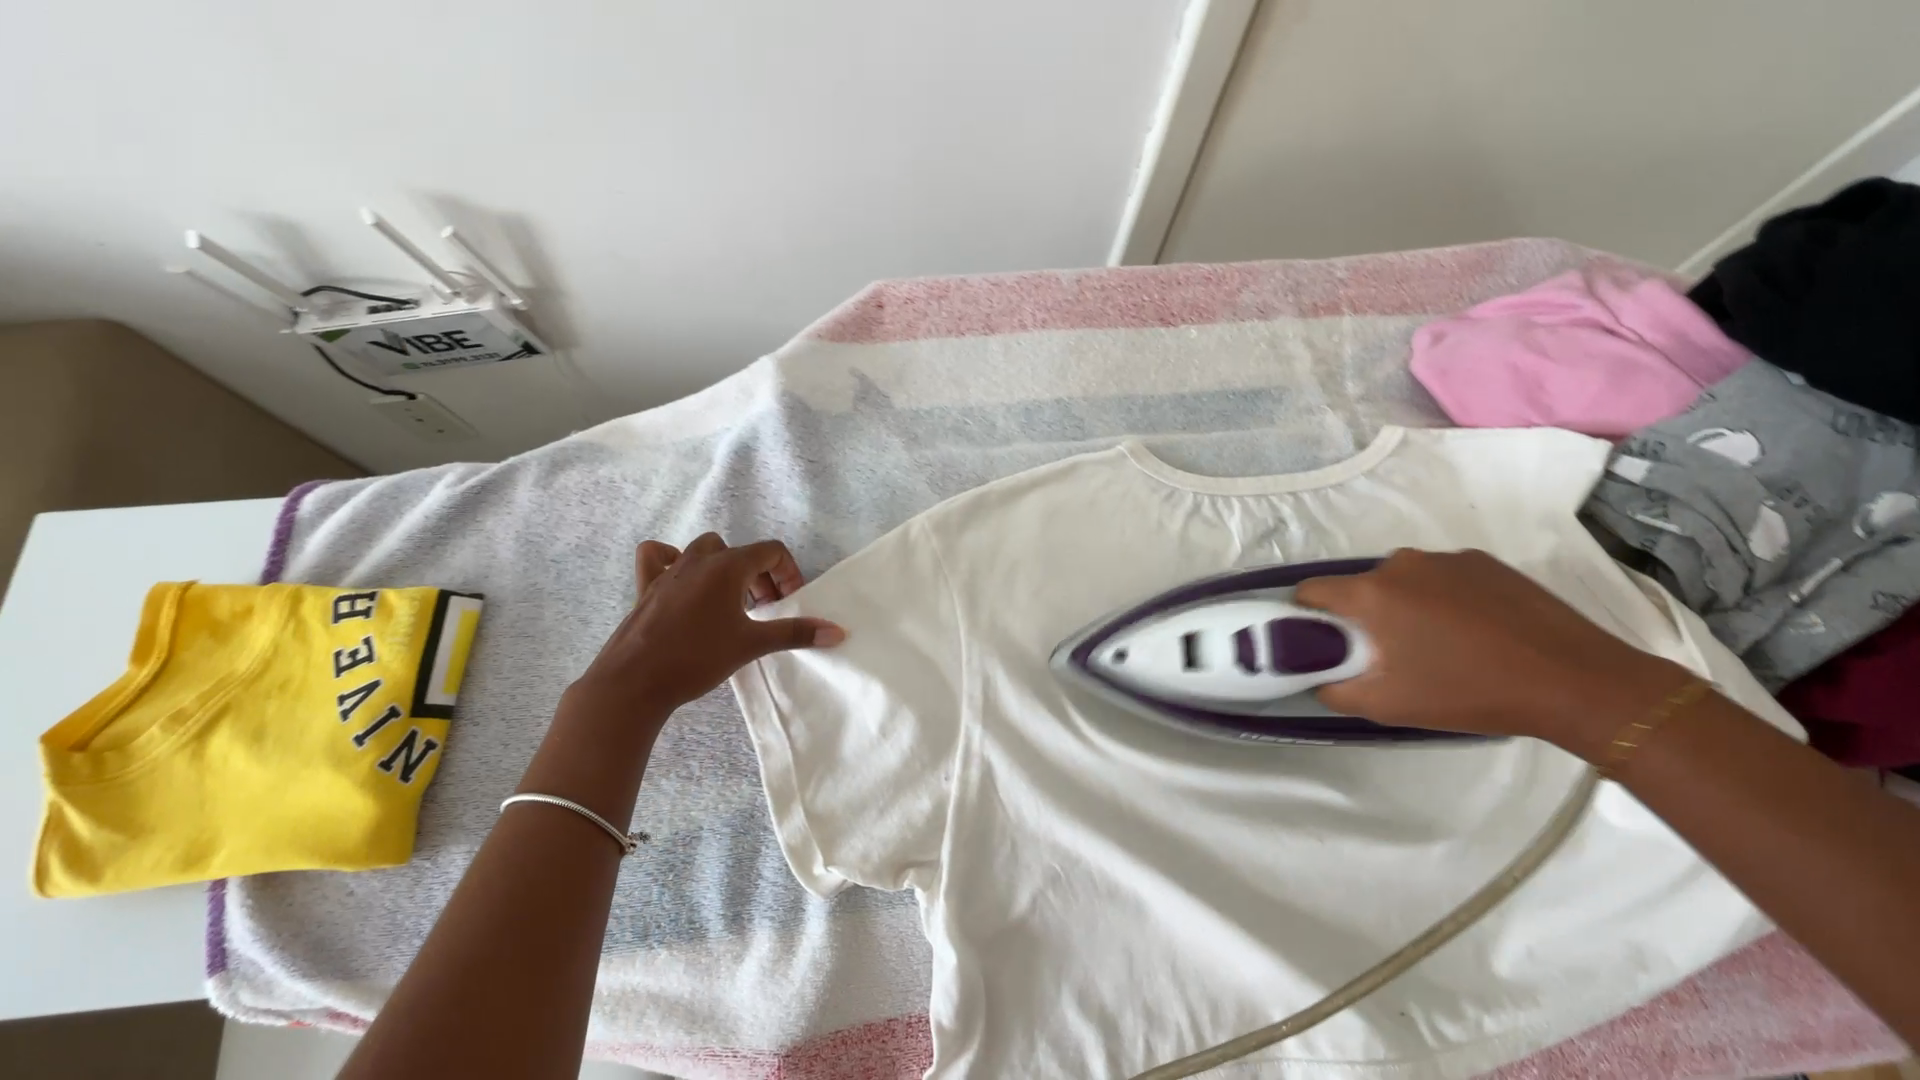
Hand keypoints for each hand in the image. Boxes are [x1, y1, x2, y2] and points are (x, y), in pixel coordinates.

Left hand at [567, 533, 844, 722]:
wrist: (635, 681)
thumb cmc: (697, 658)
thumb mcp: (752, 644)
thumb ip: (795, 633)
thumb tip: (837, 631)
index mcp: (728, 566)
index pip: (771, 551)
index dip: (788, 572)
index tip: (790, 601)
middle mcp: (698, 559)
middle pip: (740, 552)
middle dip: (758, 576)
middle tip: (764, 610)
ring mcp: (669, 570)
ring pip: (704, 550)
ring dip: (724, 569)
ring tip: (729, 602)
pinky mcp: (645, 587)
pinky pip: (658, 557)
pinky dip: (672, 560)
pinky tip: (681, 582)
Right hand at [1293, 549, 1690, 751]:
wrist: (1574, 681)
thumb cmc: (1470, 693)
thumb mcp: (1387, 706)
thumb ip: (1335, 689)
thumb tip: (1319, 675)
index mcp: (1372, 594)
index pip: (1311, 590)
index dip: (1305, 615)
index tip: (1321, 643)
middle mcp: (1403, 564)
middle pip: (1360, 587)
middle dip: (1363, 617)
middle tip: (1388, 655)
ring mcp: (1448, 559)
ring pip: (1403, 582)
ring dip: (1404, 607)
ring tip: (1438, 645)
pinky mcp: (1486, 562)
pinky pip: (1443, 578)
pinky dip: (1443, 600)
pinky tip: (1474, 633)